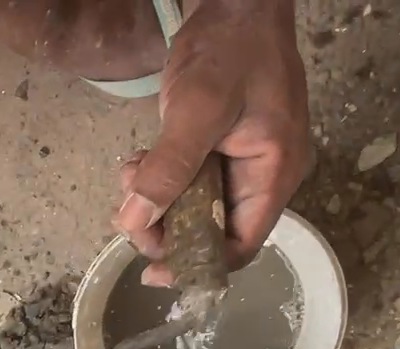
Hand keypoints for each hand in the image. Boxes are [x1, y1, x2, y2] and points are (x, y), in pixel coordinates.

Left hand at [114, 0, 308, 285]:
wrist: (233, 0)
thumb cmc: (229, 47)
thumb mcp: (198, 108)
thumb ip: (169, 168)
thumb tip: (135, 222)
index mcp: (272, 174)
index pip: (239, 247)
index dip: (195, 267)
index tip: (150, 270)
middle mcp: (258, 178)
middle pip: (206, 236)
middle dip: (161, 231)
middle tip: (127, 211)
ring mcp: (234, 167)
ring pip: (185, 215)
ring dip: (149, 206)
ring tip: (129, 174)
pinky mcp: (211, 155)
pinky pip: (178, 189)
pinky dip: (152, 184)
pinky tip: (136, 163)